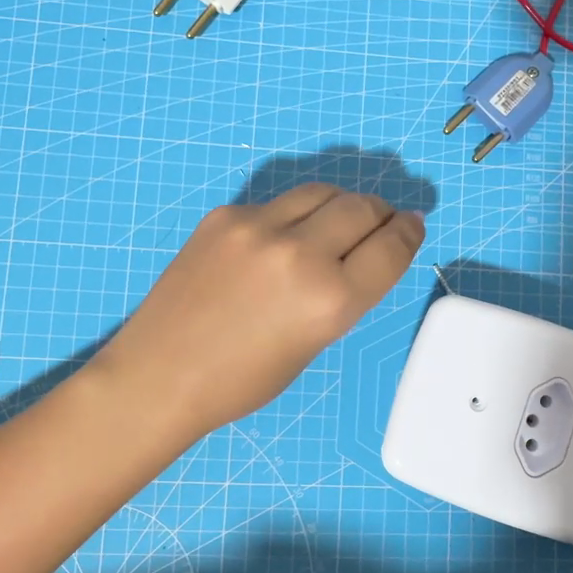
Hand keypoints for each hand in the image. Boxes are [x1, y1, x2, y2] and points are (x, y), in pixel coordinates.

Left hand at [92, 184, 425, 437]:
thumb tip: (369, 252)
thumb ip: (345, 294)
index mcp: (330, 300)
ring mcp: (258, 227)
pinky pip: (278, 203)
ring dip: (343, 203)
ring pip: (323, 192)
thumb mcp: (313, 344)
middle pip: (362, 208)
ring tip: (341, 219)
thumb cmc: (241, 380)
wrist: (160, 373)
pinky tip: (284, 237)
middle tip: (383, 221)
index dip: (409, 233)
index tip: (413, 224)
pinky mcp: (225, 214)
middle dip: (382, 213)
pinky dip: (294, 215)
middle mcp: (300, 253)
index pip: (390, 248)